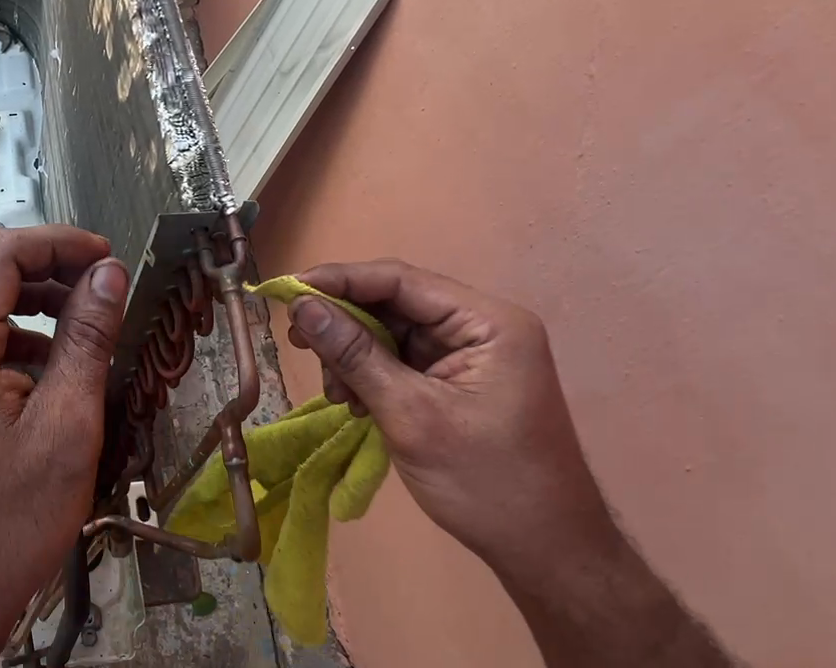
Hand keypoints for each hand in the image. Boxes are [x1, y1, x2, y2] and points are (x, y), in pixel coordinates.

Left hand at [0, 226, 128, 667]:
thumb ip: (86, 339)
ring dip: (28, 297)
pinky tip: (49, 360)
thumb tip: (109, 275)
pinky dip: (9, 331)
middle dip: (44, 265)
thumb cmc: (7, 521)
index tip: (105, 256)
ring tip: (83, 316)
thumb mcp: (65, 426)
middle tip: (100, 281)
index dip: (56, 243)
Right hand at [286, 260, 616, 572]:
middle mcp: (479, 326)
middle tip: (298, 342)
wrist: (546, 556)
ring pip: (390, 331)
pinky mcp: (457, 379)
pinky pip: (399, 358)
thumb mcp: (411, 414)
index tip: (289, 291)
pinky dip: (368, 374)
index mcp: (487, 322)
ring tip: (335, 393)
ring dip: (353, 355)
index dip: (340, 280)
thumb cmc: (487, 483)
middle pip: (393, 303)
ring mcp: (469, 353)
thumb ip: (354, 353)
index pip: (400, 280)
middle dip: (344, 324)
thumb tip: (301, 304)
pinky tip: (353, 401)